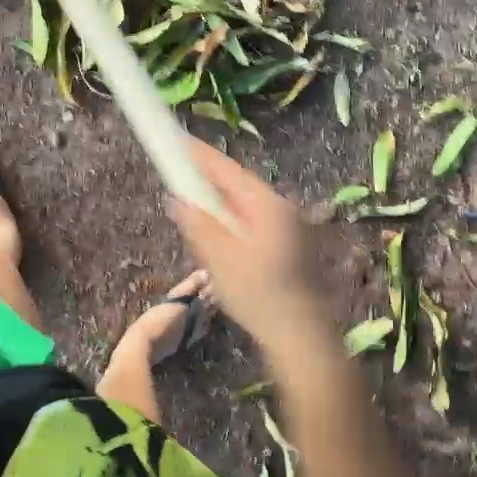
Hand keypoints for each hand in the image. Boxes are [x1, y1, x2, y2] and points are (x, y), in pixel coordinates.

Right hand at [171, 138, 326, 346]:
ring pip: (244, 208)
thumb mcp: (219, 258)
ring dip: (218, 209)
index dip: (198, 155)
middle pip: (237, 187)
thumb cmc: (258, 294)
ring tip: (194, 218)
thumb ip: (197, 223)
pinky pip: (252, 226)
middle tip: (179, 184)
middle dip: (207, 185)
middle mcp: (281, 208)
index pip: (226, 169)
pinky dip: (231, 227)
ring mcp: (288, 228)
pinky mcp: (289, 247)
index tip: (175, 140)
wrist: (300, 336)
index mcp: (266, 204)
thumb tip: (178, 199)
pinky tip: (218, 247)